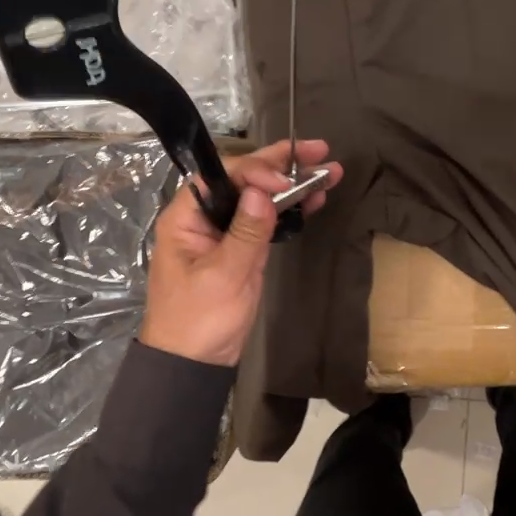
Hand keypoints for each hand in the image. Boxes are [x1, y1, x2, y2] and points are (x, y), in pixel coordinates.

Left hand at [142, 140, 343, 366]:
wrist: (193, 365)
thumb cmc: (199, 320)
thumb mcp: (223, 276)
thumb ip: (245, 232)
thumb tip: (261, 192)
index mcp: (186, 218)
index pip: (223, 177)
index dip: (256, 171)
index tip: (285, 183)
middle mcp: (205, 217)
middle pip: (244, 178)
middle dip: (281, 163)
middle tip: (320, 150)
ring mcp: (226, 232)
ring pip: (260, 197)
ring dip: (293, 183)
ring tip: (329, 171)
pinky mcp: (244, 249)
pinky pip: (267, 219)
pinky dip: (291, 209)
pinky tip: (315, 199)